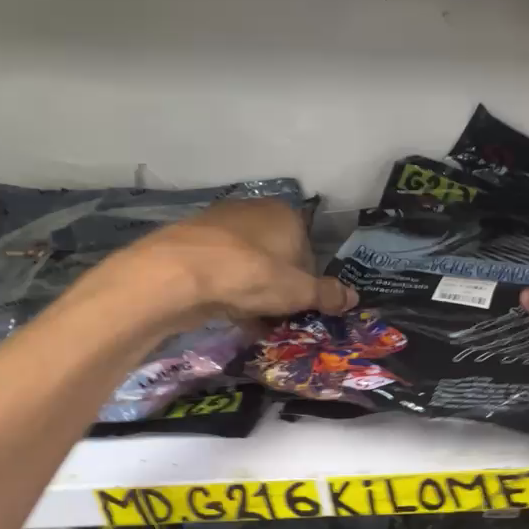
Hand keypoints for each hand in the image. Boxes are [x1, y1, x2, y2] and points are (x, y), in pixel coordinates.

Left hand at [99, 198, 356, 328]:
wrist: (175, 275)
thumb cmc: (251, 275)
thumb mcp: (300, 292)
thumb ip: (329, 294)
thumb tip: (353, 297)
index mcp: (285, 214)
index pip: (308, 248)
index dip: (308, 280)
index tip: (302, 303)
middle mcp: (252, 210)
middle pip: (277, 255)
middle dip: (280, 285)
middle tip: (278, 313)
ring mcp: (217, 223)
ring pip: (247, 263)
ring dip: (253, 290)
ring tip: (252, 317)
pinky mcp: (188, 241)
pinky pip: (220, 268)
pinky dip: (226, 288)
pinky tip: (226, 311)